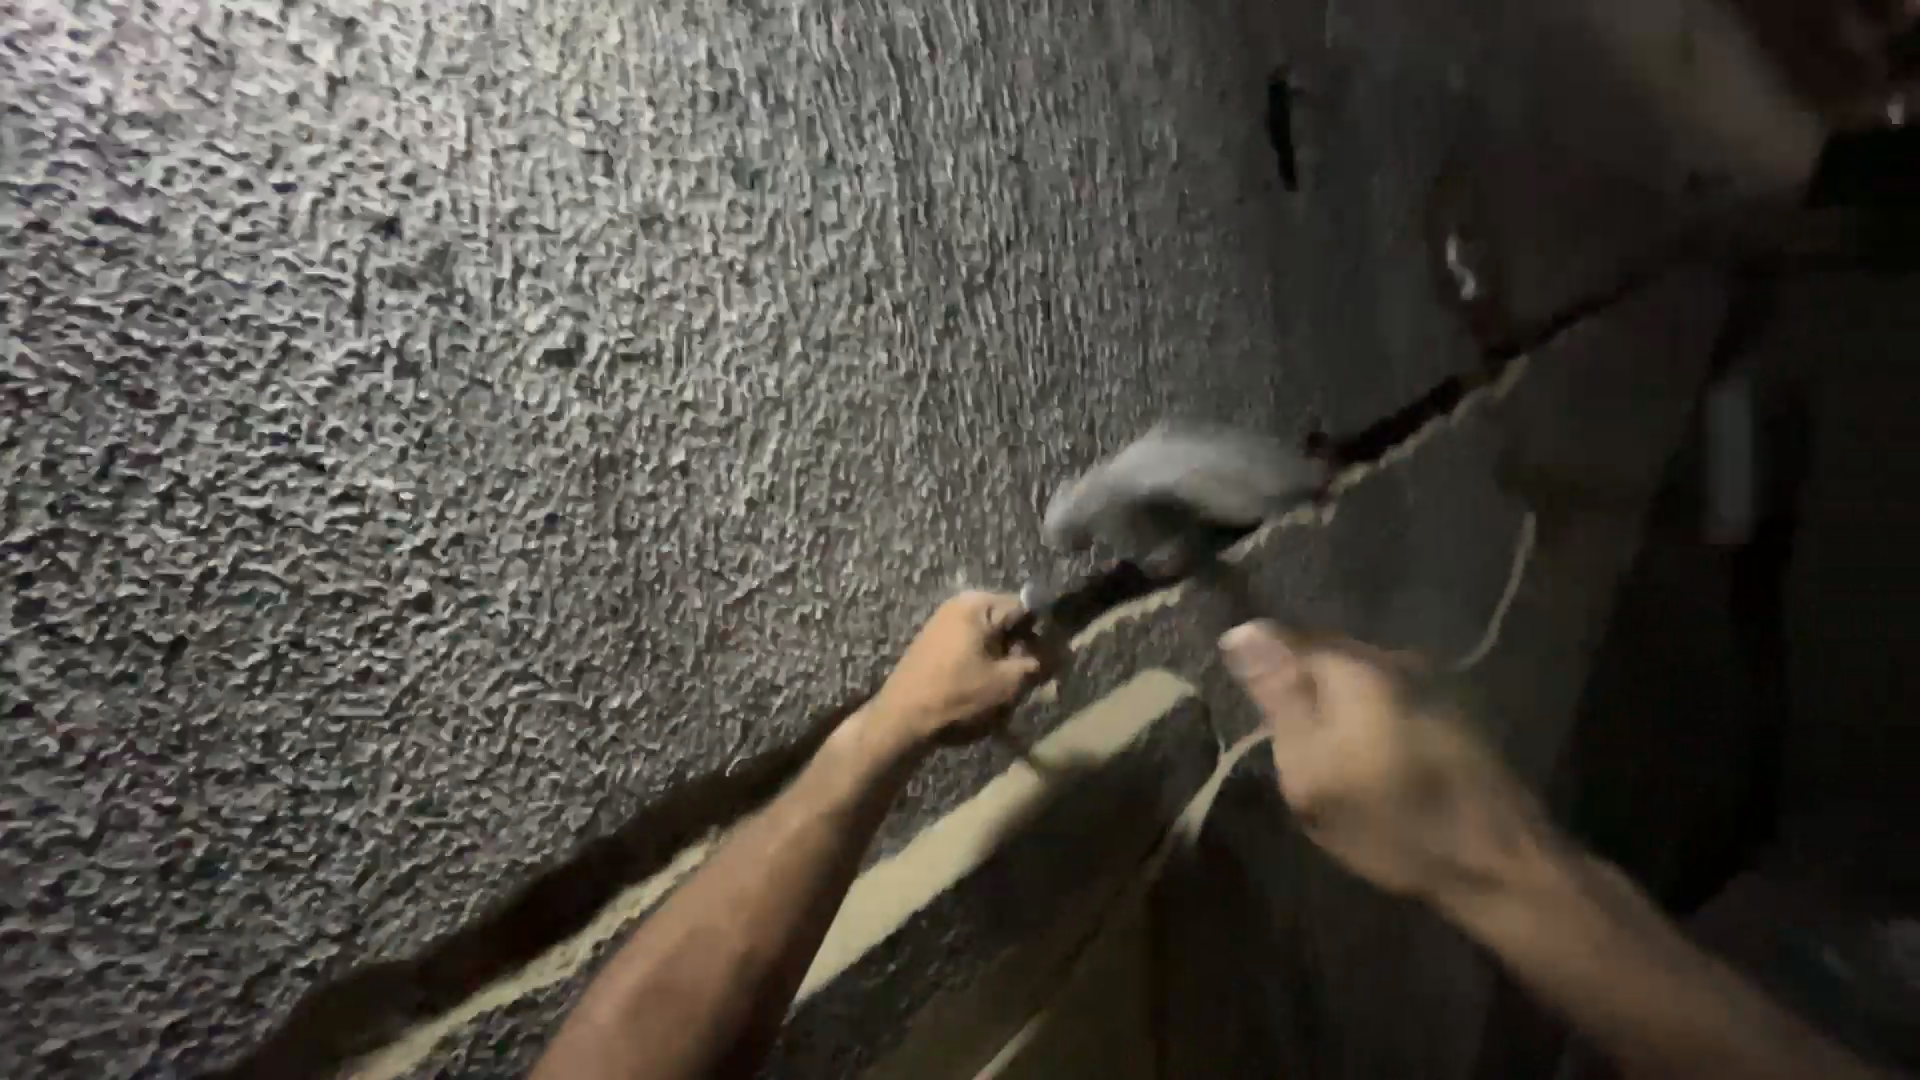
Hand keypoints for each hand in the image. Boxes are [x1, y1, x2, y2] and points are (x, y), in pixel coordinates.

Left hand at [870, 591, 1044, 745]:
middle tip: (1034, 686)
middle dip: (1025, 653)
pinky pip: (973, 649)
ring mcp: (944, 623)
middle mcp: (960, 605)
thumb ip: (1041, 664)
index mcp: (979, 605)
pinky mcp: (935, 644)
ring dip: (1006, 665)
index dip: (1046, 637)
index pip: (1028, 609)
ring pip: (993, 640)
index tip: (1054, 666)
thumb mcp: (1008, 683)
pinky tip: (985, 694)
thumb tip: (1065, 653)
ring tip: (1008, 695)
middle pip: (1009, 624)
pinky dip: (985, 668)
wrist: (901, 721)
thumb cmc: (957, 697)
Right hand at [1218, 621, 1554, 908]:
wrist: (1503, 864)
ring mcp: (1428, 679)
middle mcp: (1390, 655)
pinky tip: (1369, 757)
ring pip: (1355, 677)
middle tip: (1284, 738)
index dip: (1259, 671)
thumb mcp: (1310, 768)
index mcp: (1350, 665)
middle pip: (1321, 656)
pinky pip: (1385, 696)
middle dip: (1298, 686)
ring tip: (1325, 752)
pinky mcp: (1452, 707)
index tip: (1255, 712)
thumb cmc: (1391, 818)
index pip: (1280, 639)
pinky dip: (1367, 717)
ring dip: (1334, 704)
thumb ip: (1278, 696)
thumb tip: (1241, 630)